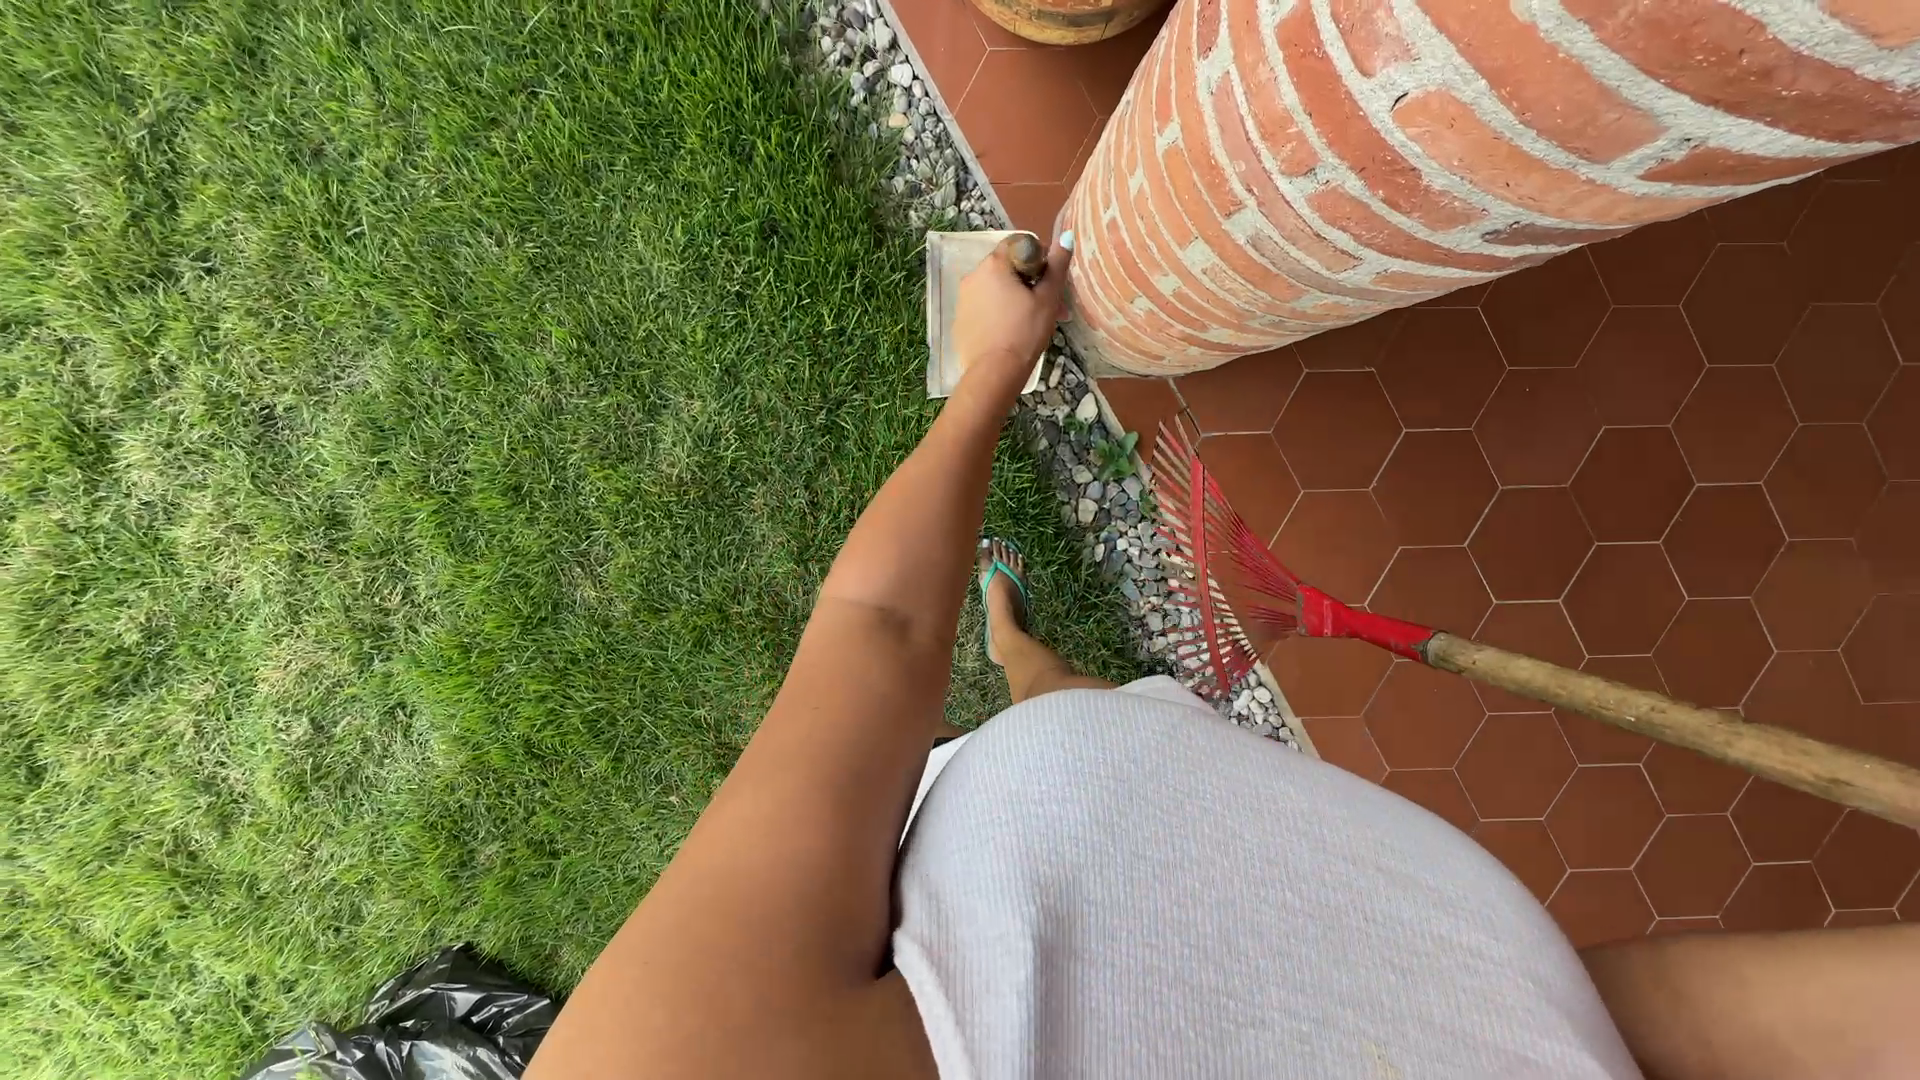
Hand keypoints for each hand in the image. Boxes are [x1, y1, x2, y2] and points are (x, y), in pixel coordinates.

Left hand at [953, 231, 1073, 384]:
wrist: (994, 372)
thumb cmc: (1025, 332)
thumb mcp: (1048, 298)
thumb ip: (1057, 266)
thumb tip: (1066, 236)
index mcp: (994, 265)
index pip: (1018, 244)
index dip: (1038, 257)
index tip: (1049, 280)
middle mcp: (973, 276)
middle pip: (1006, 268)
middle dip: (1029, 282)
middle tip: (1048, 306)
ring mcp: (963, 299)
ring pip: (994, 289)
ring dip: (1014, 298)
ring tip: (1032, 323)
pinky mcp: (960, 321)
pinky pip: (982, 308)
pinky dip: (997, 313)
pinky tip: (1010, 333)